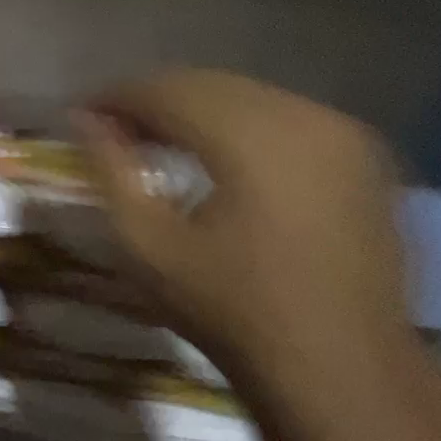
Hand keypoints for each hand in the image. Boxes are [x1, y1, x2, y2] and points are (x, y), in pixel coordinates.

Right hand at [74, 70, 409, 374]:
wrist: (333, 356)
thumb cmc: (224, 304)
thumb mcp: (144, 241)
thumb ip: (111, 171)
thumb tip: (84, 122)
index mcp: (252, 139)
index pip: (169, 90)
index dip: (115, 97)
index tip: (76, 117)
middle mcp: (307, 119)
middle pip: (212, 85)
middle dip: (153, 100)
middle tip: (106, 129)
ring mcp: (346, 135)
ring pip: (251, 97)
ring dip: (194, 111)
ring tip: (150, 142)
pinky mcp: (364, 157)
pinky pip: (286, 118)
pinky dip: (237, 125)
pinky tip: (210, 156)